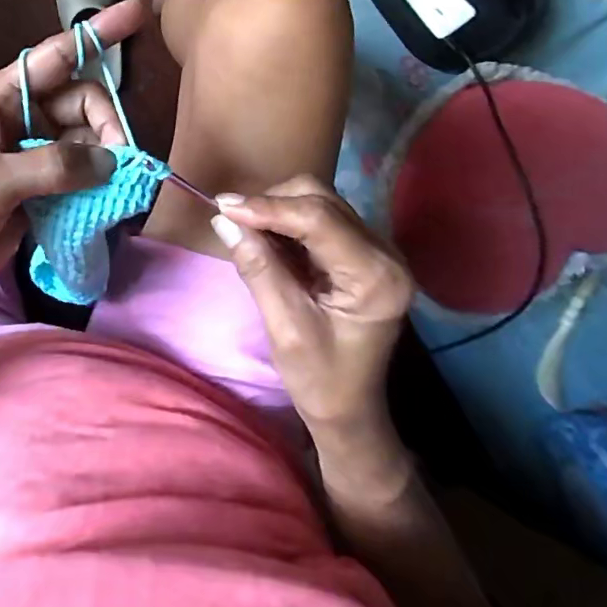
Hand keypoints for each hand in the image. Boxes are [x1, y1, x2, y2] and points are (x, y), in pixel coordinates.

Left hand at [0, 0, 151, 304]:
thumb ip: (50, 166)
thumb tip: (110, 160)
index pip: (54, 57)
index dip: (96, 34)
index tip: (138, 13)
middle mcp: (17, 116)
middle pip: (81, 100)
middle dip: (107, 123)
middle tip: (120, 162)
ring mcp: (31, 150)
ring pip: (88, 136)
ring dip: (108, 154)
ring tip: (117, 184)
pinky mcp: (42, 183)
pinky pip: (83, 168)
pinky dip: (100, 178)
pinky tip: (111, 194)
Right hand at [210, 176, 413, 436]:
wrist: (350, 408)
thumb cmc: (320, 378)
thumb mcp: (284, 327)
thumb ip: (258, 268)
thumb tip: (223, 220)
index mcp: (375, 276)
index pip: (318, 219)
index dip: (267, 207)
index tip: (223, 207)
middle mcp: (384, 253)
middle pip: (320, 199)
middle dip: (271, 203)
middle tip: (231, 221)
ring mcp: (375, 249)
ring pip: (317, 200)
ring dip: (276, 209)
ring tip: (246, 231)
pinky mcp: (361, 250)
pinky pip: (318, 216)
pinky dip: (285, 220)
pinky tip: (266, 239)